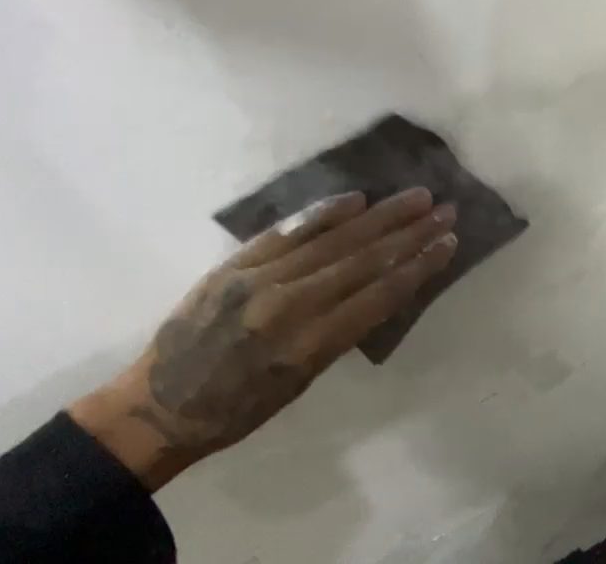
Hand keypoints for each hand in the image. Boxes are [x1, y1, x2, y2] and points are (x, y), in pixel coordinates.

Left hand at [68, 188, 458, 488]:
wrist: (156, 407)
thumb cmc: (239, 408)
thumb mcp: (303, 381)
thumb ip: (344, 330)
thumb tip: (387, 286)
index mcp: (309, 344)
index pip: (381, 294)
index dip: (420, 266)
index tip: (449, 243)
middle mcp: (289, 306)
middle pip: (365, 259)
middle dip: (411, 232)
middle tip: (445, 210)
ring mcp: (259, 280)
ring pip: (334, 238)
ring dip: (381, 215)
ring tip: (417, 197)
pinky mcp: (234, 264)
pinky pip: (288, 231)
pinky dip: (325, 213)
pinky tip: (356, 199)